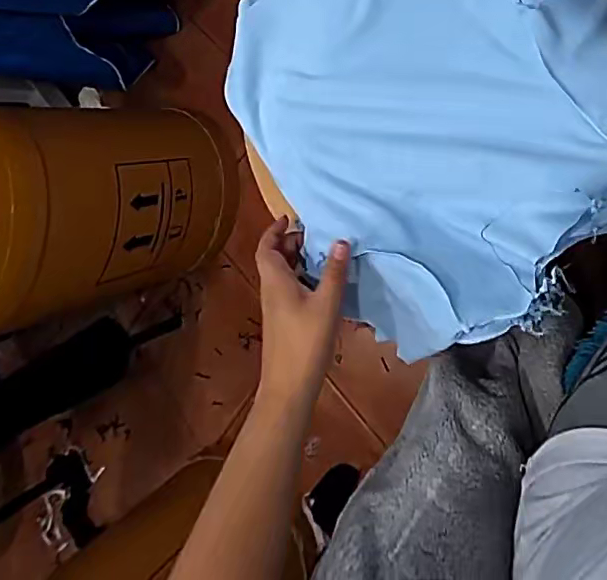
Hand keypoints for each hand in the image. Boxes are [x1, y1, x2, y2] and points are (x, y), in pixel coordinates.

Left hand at [252, 217, 350, 409]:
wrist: (288, 388)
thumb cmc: (305, 342)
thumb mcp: (326, 303)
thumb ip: (333, 271)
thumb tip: (340, 240)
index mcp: (275, 281)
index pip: (266, 247)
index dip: (274, 230)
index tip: (290, 218)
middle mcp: (271, 290)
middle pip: (275, 258)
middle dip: (292, 243)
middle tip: (316, 236)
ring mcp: (276, 307)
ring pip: (283, 273)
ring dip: (299, 260)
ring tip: (324, 254)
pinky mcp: (284, 320)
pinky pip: (290, 287)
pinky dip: (303, 277)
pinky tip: (324, 284)